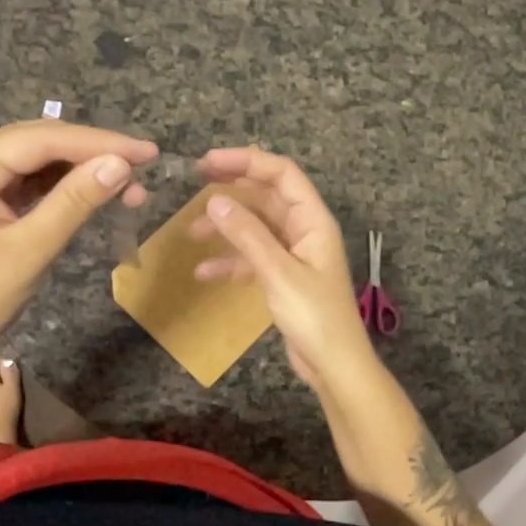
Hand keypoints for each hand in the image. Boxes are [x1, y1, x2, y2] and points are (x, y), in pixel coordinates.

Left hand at [0, 120, 156, 367]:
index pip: (42, 139)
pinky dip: (67, 189)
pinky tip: (97, 194)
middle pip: (41, 143)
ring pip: (40, 162)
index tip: (147, 152)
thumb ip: (74, 203)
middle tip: (146, 166)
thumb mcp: (29, 249)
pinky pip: (32, 184)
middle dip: (94, 153)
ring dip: (84, 171)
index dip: (98, 142)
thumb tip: (121, 165)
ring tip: (131, 187)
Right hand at [189, 147, 376, 389]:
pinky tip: (203, 274)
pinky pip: (254, 260)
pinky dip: (231, 262)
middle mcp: (305, 232)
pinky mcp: (285, 280)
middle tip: (195, 183)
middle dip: (232, 189)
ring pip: (257, 229)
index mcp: (314, 221)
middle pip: (267, 197)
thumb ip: (247, 235)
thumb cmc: (314, 316)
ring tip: (190, 232)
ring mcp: (295, 256)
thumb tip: (215, 200)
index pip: (282, 175)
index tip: (208, 162)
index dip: (247, 161)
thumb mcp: (278, 272)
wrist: (334, 364)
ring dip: (226, 228)